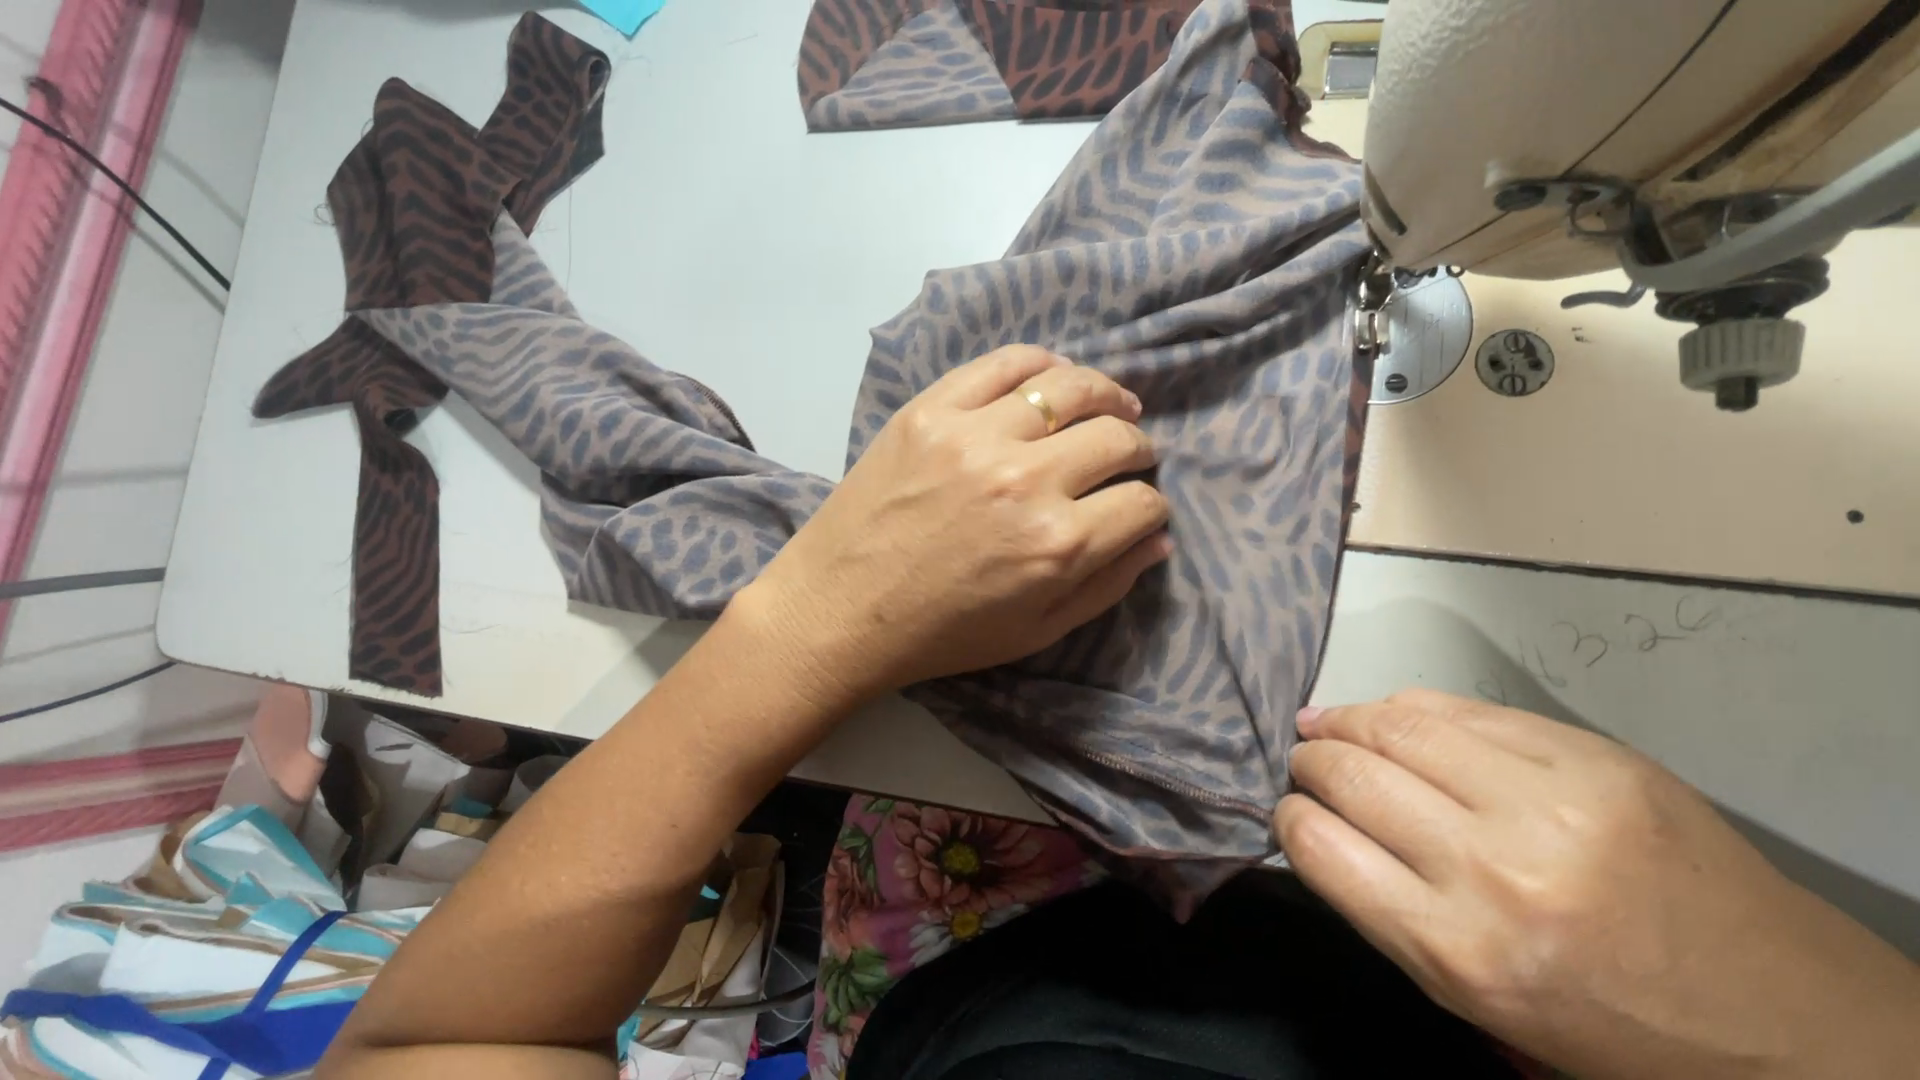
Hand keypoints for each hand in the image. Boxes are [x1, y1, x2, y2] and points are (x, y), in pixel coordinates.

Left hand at [741, 345, 1169, 703]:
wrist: (838, 610)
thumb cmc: (941, 633)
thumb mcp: (1036, 631)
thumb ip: (1106, 585)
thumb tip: (1160, 537)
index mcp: (1057, 544)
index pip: (1141, 503)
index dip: (1150, 506)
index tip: (1138, 508)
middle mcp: (1026, 480)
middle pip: (1117, 437)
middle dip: (1138, 449)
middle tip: (1128, 456)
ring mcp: (975, 436)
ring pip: (1071, 387)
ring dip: (1106, 395)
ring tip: (1111, 406)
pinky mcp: (931, 410)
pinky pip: (1006, 363)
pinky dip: (1043, 364)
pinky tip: (1053, 379)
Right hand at [1275, 689, 1919, 1079]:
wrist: (1784, 1018)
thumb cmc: (1604, 1022)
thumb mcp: (1471, 995)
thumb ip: (1383, 906)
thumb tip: (1316, 822)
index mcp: (1458, 949)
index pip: (1316, 843)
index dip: (1288, 818)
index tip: (1292, 812)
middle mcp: (1496, 867)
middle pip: (1350, 774)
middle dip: (1310, 762)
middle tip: (1304, 762)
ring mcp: (1551, 801)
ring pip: (1399, 724)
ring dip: (1347, 720)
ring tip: (1328, 724)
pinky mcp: (1594, 757)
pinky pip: (1466, 709)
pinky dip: (1413, 709)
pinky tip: (1393, 716)